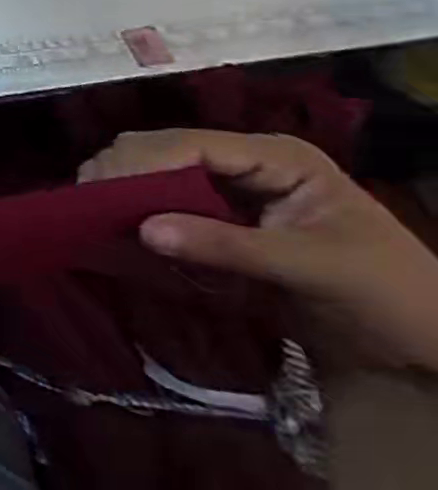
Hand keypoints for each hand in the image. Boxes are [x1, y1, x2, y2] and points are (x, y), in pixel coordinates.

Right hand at [79, 129, 437, 371]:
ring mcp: (224, 183)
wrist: (423, 349)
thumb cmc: (390, 299)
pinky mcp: (209, 210)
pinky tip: (114, 225)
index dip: (138, 164)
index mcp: (276, 157)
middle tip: (87, 207)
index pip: (185, 144)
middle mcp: (242, 159)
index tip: (99, 193)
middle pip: (154, 148)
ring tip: (94, 216)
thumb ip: (230, 247)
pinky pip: (154, 196)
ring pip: (145, 168)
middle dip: (118, 173)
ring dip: (118, 190)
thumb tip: (142, 229)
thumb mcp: (319, 271)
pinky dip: (129, 208)